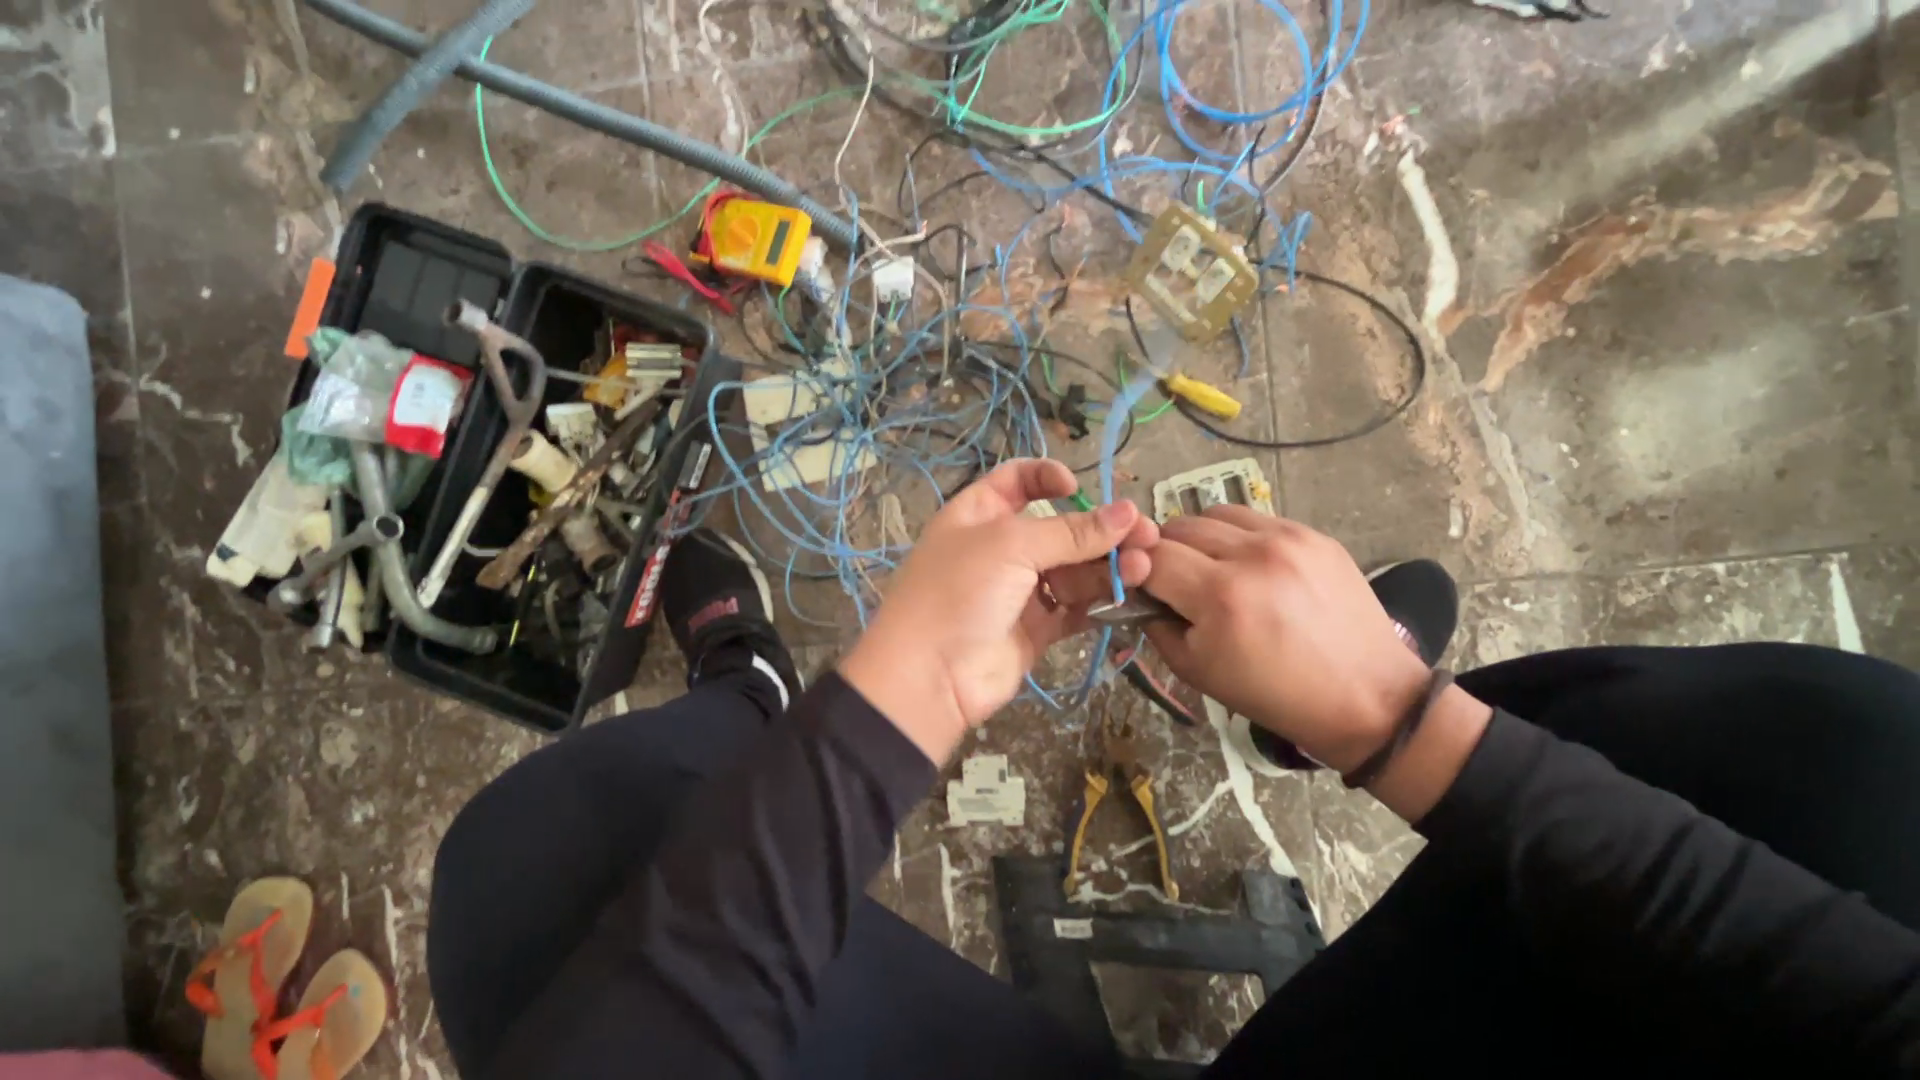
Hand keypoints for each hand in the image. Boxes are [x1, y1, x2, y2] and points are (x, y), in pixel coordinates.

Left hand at [839, 459, 1157, 762]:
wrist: (929, 676)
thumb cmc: (959, 591)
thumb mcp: (1010, 545)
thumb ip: (1071, 531)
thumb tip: (1127, 512)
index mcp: (979, 514)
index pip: (1017, 481)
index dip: (1048, 478)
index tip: (1078, 487)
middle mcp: (1000, 548)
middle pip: (1059, 528)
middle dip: (1101, 529)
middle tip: (1145, 534)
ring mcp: (1019, 591)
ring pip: (1074, 570)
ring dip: (1108, 566)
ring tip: (1142, 567)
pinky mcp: (1037, 629)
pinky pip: (1076, 607)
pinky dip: (1101, 601)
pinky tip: (1129, 595)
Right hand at [1141, 506, 1433, 772]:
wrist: (1365, 696)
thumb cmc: (1274, 694)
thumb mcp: (1196, 671)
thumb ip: (1156, 624)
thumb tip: (1137, 592)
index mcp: (1220, 596)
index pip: (1150, 557)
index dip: (1135, 569)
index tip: (1139, 585)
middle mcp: (1251, 555)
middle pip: (1178, 527)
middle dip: (1164, 551)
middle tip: (1173, 580)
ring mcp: (1287, 538)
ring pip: (1215, 513)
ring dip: (1200, 537)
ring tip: (1212, 568)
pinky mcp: (1313, 534)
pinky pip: (1255, 519)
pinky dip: (1239, 537)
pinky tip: (1251, 568)